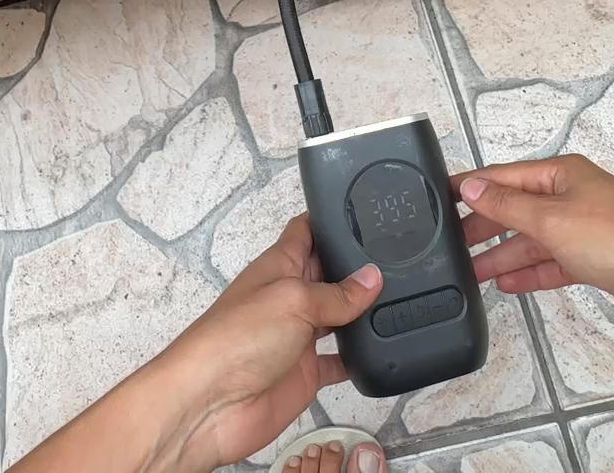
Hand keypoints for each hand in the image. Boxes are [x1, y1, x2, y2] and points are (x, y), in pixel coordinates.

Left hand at [149, 216, 381, 468]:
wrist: (211, 405)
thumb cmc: (239, 336)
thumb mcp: (292, 300)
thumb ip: (336, 293)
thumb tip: (373, 277)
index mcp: (280, 265)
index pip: (306, 230)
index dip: (329, 218)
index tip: (364, 209)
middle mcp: (291, 295)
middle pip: (328, 271)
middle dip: (356, 266)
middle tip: (398, 256)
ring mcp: (299, 335)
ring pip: (338, 315)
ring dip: (362, 310)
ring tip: (402, 298)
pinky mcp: (306, 372)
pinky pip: (339, 361)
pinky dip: (359, 357)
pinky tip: (385, 349)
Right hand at [456, 156, 613, 342]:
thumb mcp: (551, 219)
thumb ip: (506, 206)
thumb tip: (471, 186)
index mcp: (563, 173)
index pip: (505, 176)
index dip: (473, 187)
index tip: (443, 198)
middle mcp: (574, 196)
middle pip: (518, 208)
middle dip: (486, 225)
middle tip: (453, 242)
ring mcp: (586, 229)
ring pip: (533, 239)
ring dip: (505, 254)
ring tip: (473, 270)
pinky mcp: (598, 261)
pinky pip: (553, 263)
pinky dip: (531, 272)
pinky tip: (508, 283)